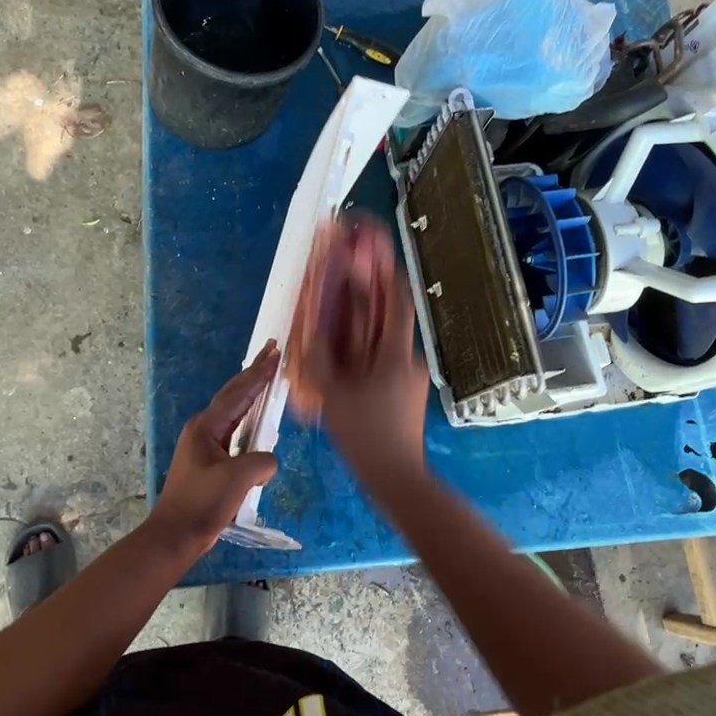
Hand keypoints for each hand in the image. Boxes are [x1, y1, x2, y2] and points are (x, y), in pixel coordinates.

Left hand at [148, 343, 282, 556]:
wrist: (175, 535)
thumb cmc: (202, 503)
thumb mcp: (238, 479)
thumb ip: (262, 461)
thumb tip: (268, 462)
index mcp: (206, 426)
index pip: (239, 392)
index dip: (259, 372)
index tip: (275, 351)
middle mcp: (204, 429)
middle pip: (234, 395)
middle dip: (254, 373)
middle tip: (272, 351)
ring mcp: (205, 446)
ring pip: (234, 412)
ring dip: (253, 395)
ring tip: (269, 378)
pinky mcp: (210, 462)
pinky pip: (235, 432)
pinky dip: (250, 420)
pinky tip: (260, 422)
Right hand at [304, 218, 429, 495]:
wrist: (396, 478)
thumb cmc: (366, 436)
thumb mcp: (335, 395)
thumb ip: (321, 357)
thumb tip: (310, 321)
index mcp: (396, 352)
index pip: (396, 296)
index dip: (383, 264)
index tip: (368, 238)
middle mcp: (405, 355)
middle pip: (388, 307)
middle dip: (369, 276)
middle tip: (351, 247)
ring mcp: (405, 370)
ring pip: (382, 328)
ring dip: (364, 304)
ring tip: (341, 280)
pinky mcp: (398, 385)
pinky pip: (377, 350)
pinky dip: (361, 335)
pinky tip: (341, 330)